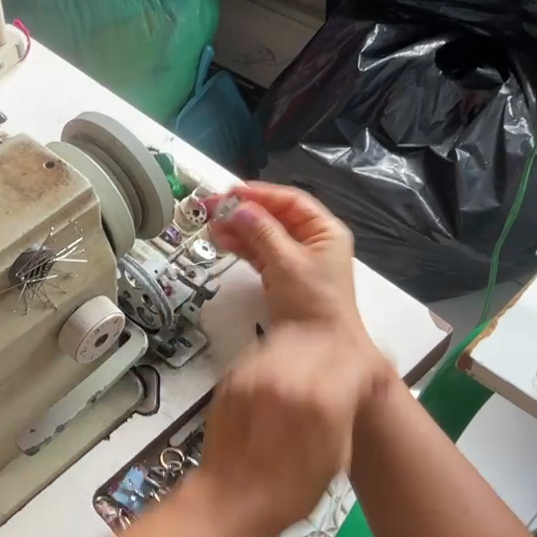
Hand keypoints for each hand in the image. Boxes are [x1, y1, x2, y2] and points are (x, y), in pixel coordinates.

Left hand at [177, 324, 393, 536]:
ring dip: (313, 346)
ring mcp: (255, 372)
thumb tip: (363, 383)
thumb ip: (349, 410)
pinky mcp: (233, 374)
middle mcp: (287, 376)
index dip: (373, 369)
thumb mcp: (337, 456)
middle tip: (351, 370)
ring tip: (321, 367)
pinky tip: (290, 370)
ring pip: (293, 336)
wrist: (230, 497)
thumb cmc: (291, 490)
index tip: (376, 382)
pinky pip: (264, 348)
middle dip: (344, 352)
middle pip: (326, 340)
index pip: (358, 359)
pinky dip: (283, 352)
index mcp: (321, 400)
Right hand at [208, 182, 363, 336]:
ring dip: (237, 228)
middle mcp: (311, 240)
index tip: (231, 193)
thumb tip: (238, 209)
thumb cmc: (313, 301)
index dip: (260, 194)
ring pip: (262, 233)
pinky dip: (240, 245)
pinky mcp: (280, 273)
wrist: (320, 343)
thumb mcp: (287, 261)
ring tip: (212, 224)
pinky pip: (258, 251)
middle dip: (243, 211)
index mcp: (324, 230)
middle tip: (214, 207)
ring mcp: (294, 257)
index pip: (289, 201)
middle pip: (273, 216)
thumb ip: (261, 232)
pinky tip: (222, 240)